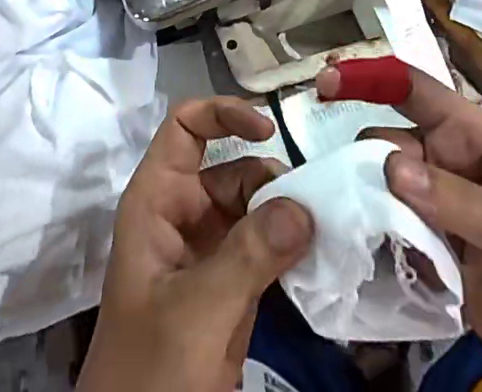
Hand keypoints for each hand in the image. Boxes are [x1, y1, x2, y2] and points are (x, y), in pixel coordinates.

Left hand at [78, 98, 314, 391]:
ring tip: (330, 231)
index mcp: (157, 200)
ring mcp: (209, 250)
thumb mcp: (197, 308)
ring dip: (290, 215)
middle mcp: (183, 214)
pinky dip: (293, 247)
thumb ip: (249, 255)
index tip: (270, 129)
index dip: (221, 115)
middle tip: (318, 209)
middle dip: (273, 180)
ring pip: (256, 208)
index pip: (184, 129)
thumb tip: (304, 204)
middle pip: (233, 169)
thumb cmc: (151, 366)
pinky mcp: (232, 284)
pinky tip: (323, 255)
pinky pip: (267, 246)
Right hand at [319, 65, 481, 391]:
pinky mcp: (440, 263)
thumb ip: (463, 203)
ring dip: (358, 203)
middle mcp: (455, 172)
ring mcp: (446, 218)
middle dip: (358, 159)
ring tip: (330, 223)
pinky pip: (393, 241)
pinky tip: (348, 254)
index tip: (325, 80)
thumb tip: (388, 165)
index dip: (372, 77)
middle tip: (334, 190)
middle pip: (388, 146)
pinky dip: (370, 244)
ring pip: (383, 193)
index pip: (420, 94)